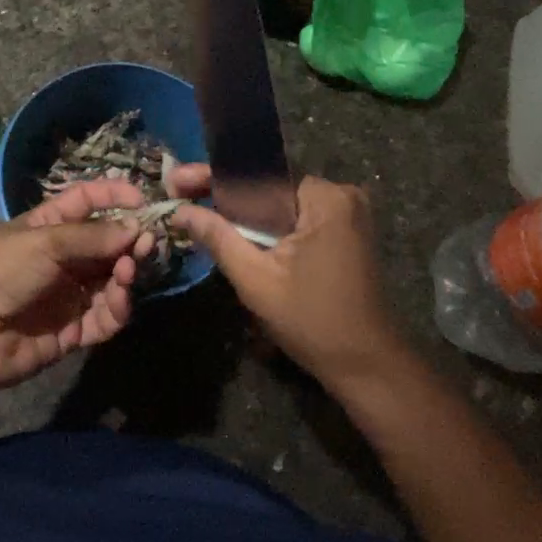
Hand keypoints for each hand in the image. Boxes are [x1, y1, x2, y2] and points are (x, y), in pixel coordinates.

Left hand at [0, 179, 154, 400]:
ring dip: (126, 275)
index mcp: (47, 226)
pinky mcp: (72, 331)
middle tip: (148, 244)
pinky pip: (104, 317)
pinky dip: (117, 309)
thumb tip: (134, 228)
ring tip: (129, 271)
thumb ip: (91, 236)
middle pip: (106, 245)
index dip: (113, 196)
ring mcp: (67, 295)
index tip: (144, 200)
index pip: (86, 202)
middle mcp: (61, 258)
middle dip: (130, 242)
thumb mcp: (43, 242)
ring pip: (110, 281)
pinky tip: (119, 299)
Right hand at [172, 169, 407, 386]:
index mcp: (324, 198)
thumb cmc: (312, 321)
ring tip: (195, 212)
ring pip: (278, 205)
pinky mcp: (345, 234)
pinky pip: (294, 219)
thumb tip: (179, 210)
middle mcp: (340, 195)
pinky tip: (231, 232)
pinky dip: (265, 228)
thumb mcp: (256, 279)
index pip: (256, 176)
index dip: (211, 178)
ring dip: (242, 213)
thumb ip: (218, 237)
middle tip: (179, 197)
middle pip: (267, 188)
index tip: (175, 182)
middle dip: (223, 195)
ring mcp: (346, 215)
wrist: (366, 365)